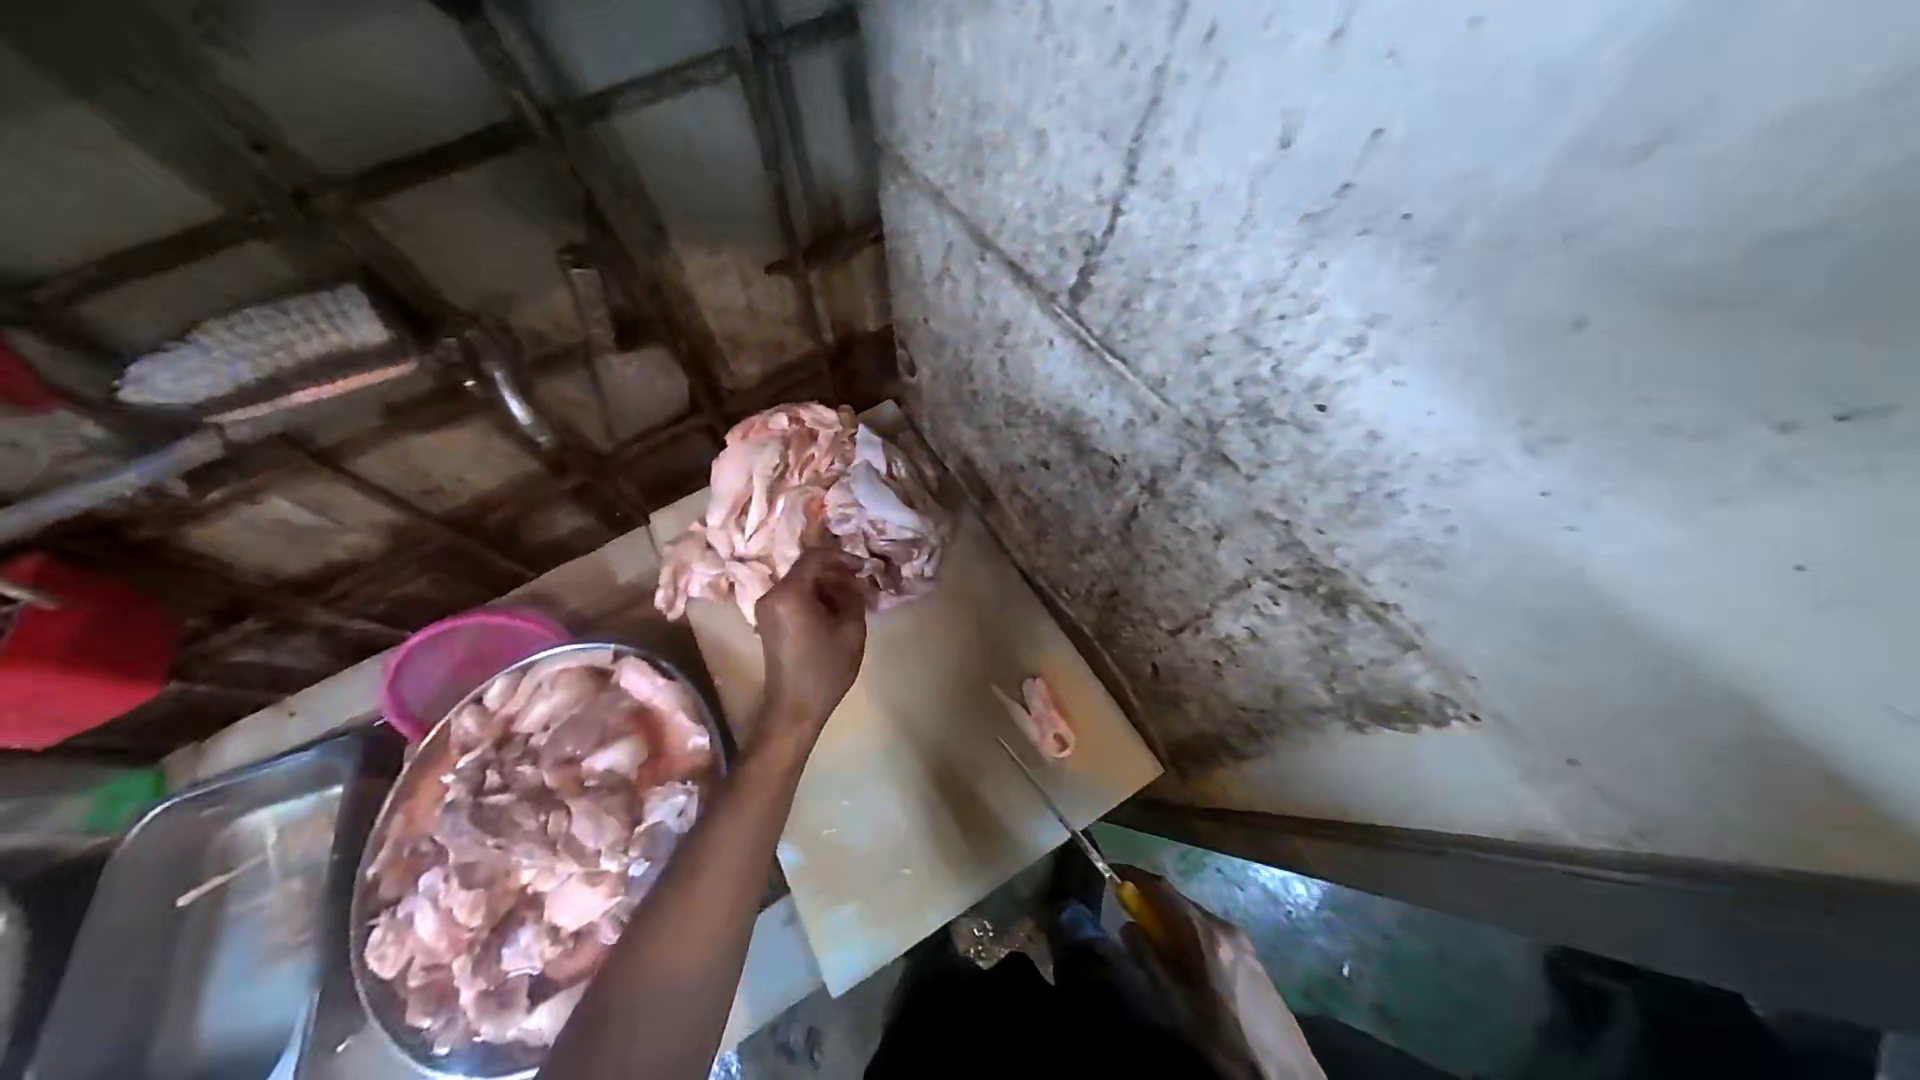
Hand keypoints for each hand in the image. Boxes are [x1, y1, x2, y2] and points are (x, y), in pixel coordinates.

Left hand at [756, 548, 867, 738]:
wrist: (795, 707)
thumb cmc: (826, 668)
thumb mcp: (851, 628)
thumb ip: (853, 594)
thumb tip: (852, 579)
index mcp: (789, 593)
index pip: (814, 556)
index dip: (841, 556)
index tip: (862, 567)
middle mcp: (771, 594)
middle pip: (805, 568)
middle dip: (834, 571)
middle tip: (859, 584)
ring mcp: (766, 607)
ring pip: (800, 582)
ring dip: (825, 584)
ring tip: (850, 599)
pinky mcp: (768, 620)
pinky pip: (793, 596)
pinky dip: (814, 596)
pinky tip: (833, 611)